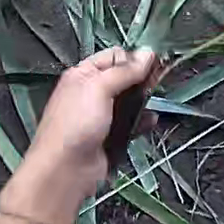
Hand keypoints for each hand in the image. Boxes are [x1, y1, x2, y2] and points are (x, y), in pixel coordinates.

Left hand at [4, 47, 156, 223]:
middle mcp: (91, 91)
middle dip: (141, 79)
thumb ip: (125, 70)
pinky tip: (151, 120)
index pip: (113, 56)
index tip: (153, 63)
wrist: (65, 171)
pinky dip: (142, 121)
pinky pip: (131, 123)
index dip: (132, 58)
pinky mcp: (111, 135)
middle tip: (158, 81)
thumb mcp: (99, 88)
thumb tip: (148, 52)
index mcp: (83, 74)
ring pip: (129, 101)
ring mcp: (101, 115)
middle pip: (123, 78)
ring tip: (154, 101)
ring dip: (144, 100)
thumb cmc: (76, 123)